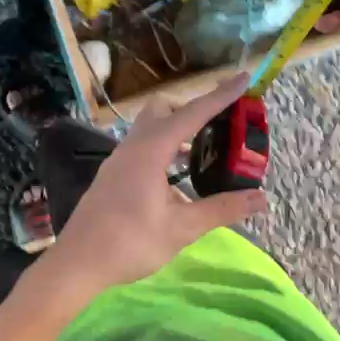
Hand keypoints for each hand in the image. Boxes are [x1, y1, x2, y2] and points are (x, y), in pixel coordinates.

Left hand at [42, 75, 269, 292]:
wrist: (78, 262)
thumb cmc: (130, 242)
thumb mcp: (182, 228)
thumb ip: (221, 209)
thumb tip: (261, 198)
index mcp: (151, 150)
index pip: (192, 113)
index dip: (221, 96)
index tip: (244, 78)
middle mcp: (133, 146)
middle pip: (164, 110)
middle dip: (193, 109)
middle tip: (220, 127)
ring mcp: (120, 160)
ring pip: (151, 129)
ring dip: (179, 132)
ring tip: (206, 153)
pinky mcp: (114, 175)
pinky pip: (144, 147)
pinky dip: (166, 150)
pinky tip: (179, 180)